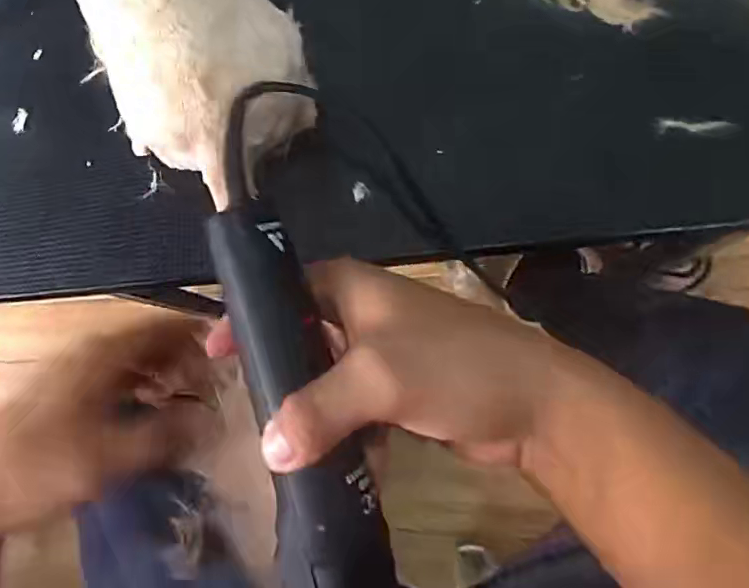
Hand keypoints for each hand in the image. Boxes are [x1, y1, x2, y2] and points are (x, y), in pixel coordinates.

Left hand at [0, 317, 215, 539]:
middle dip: (180, 354)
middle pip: (145, 339)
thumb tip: (206, 423)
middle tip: (208, 375)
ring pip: (129, 357)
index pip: (158, 326)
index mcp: (100, 353)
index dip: (192, 332)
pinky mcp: (61, 391)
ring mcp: (71, 370)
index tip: (220, 344)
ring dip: (160, 370)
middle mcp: (87, 351)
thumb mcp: (105, 459)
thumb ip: (161, 438)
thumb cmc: (36, 468)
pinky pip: (112, 374)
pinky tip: (145, 406)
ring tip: (184, 392)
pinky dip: (137, 383)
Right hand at [207, 259, 566, 472]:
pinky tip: (335, 463)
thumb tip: (267, 448)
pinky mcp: (398, 389)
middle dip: (277, 372)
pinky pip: (352, 407)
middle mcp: (360, 310)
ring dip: (309, 409)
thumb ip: (318, 408)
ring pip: (326, 377)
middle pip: (300, 335)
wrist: (532, 401)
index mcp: (349, 285)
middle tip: (247, 407)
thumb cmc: (450, 364)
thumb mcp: (378, 377)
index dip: (249, 315)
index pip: (283, 289)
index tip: (215, 350)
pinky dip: (342, 430)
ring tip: (283, 445)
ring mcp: (380, 351)